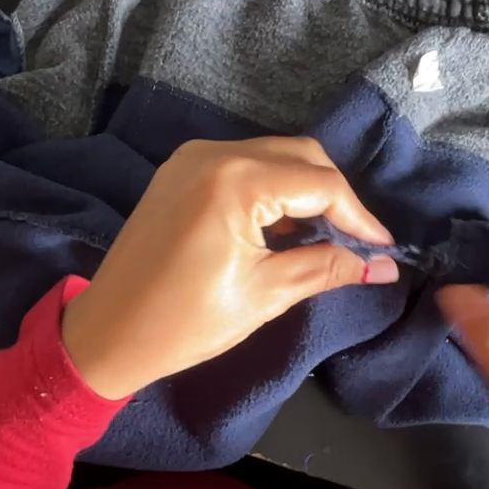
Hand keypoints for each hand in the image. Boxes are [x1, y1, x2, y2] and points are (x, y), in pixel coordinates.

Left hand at [60, 137, 399, 399]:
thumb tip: (382, 265)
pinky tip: (281, 226)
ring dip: (303, 190)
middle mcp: (213, 154)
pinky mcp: (178, 170)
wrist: (106, 334)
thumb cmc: (184, 323)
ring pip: (272, 156)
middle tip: (354, 242)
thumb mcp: (264, 295)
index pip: (320, 184)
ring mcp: (191, 158)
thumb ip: (327, 267)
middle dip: (334, 196)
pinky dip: (270, 188)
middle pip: (300, 156)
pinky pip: (242, 165)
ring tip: (322, 238)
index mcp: (235, 182)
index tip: (381, 249)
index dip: (358, 217)